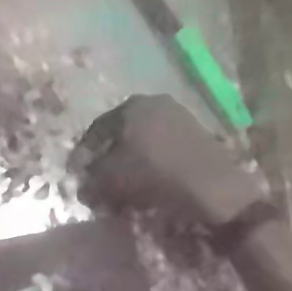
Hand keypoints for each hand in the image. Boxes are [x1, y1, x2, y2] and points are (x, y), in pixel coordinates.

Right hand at [75, 95, 267, 226]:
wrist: (213, 188)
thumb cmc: (154, 176)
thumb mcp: (111, 179)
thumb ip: (90, 179)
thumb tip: (83, 183)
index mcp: (130, 106)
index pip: (96, 130)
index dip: (83, 156)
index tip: (79, 176)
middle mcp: (155, 102)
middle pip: (122, 134)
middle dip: (109, 160)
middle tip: (102, 183)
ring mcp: (180, 116)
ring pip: (145, 142)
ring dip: (132, 164)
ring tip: (127, 188)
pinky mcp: (199, 134)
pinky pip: (165, 149)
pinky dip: (154, 165)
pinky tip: (152, 185)